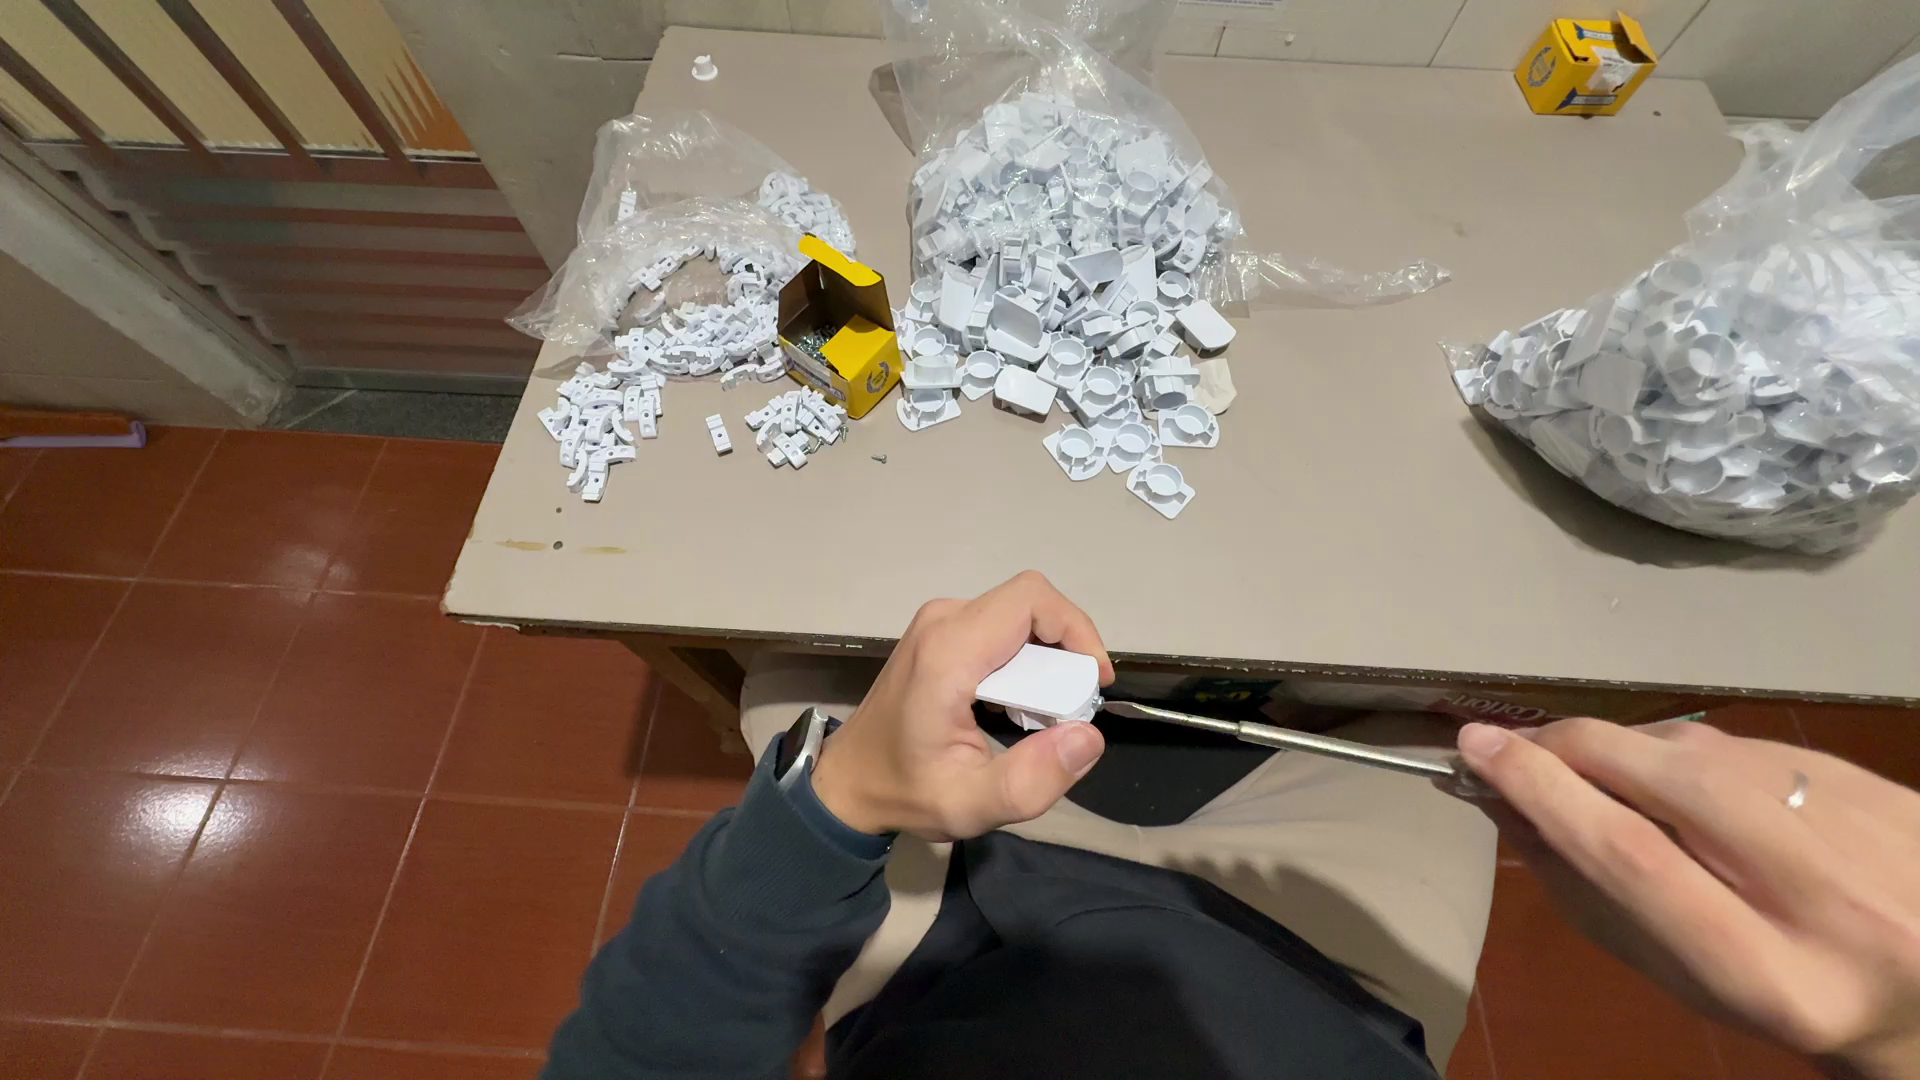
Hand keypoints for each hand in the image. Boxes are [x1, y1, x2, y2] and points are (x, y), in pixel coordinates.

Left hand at [809, 571, 1113, 841]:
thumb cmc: (903, 790)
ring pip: (1017, 614)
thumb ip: (1032, 779)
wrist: (846, 779)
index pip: (1030, 600)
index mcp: (948, 652)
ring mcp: (938, 621)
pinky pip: (1000, 625)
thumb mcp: (969, 805)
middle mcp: (943, 621)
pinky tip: (1020, 702)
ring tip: (1047, 712)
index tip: (1093, 681)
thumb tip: (1089, 736)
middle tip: (1072, 708)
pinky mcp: (939, 631)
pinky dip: (1025, 657)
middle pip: (1028, 605)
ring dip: (1047, 657)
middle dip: (1065, 652)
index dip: (1075, 629)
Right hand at [1456, 718, 1919, 1079]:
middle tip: (1523, 745)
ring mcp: (1881, 839)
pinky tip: (1698, 786)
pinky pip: (1747, 744)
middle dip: (1572, 746)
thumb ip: (1572, 876)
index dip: (1540, 788)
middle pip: (1671, 782)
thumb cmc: (1763, 992)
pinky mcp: (1893, 793)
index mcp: (1769, 975)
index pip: (1630, 854)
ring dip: (1629, 748)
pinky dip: (1691, 752)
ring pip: (1703, 750)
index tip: (1475, 745)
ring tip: (1619, 778)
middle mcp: (1840, 904)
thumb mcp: (1658, 961)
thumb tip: (1491, 787)